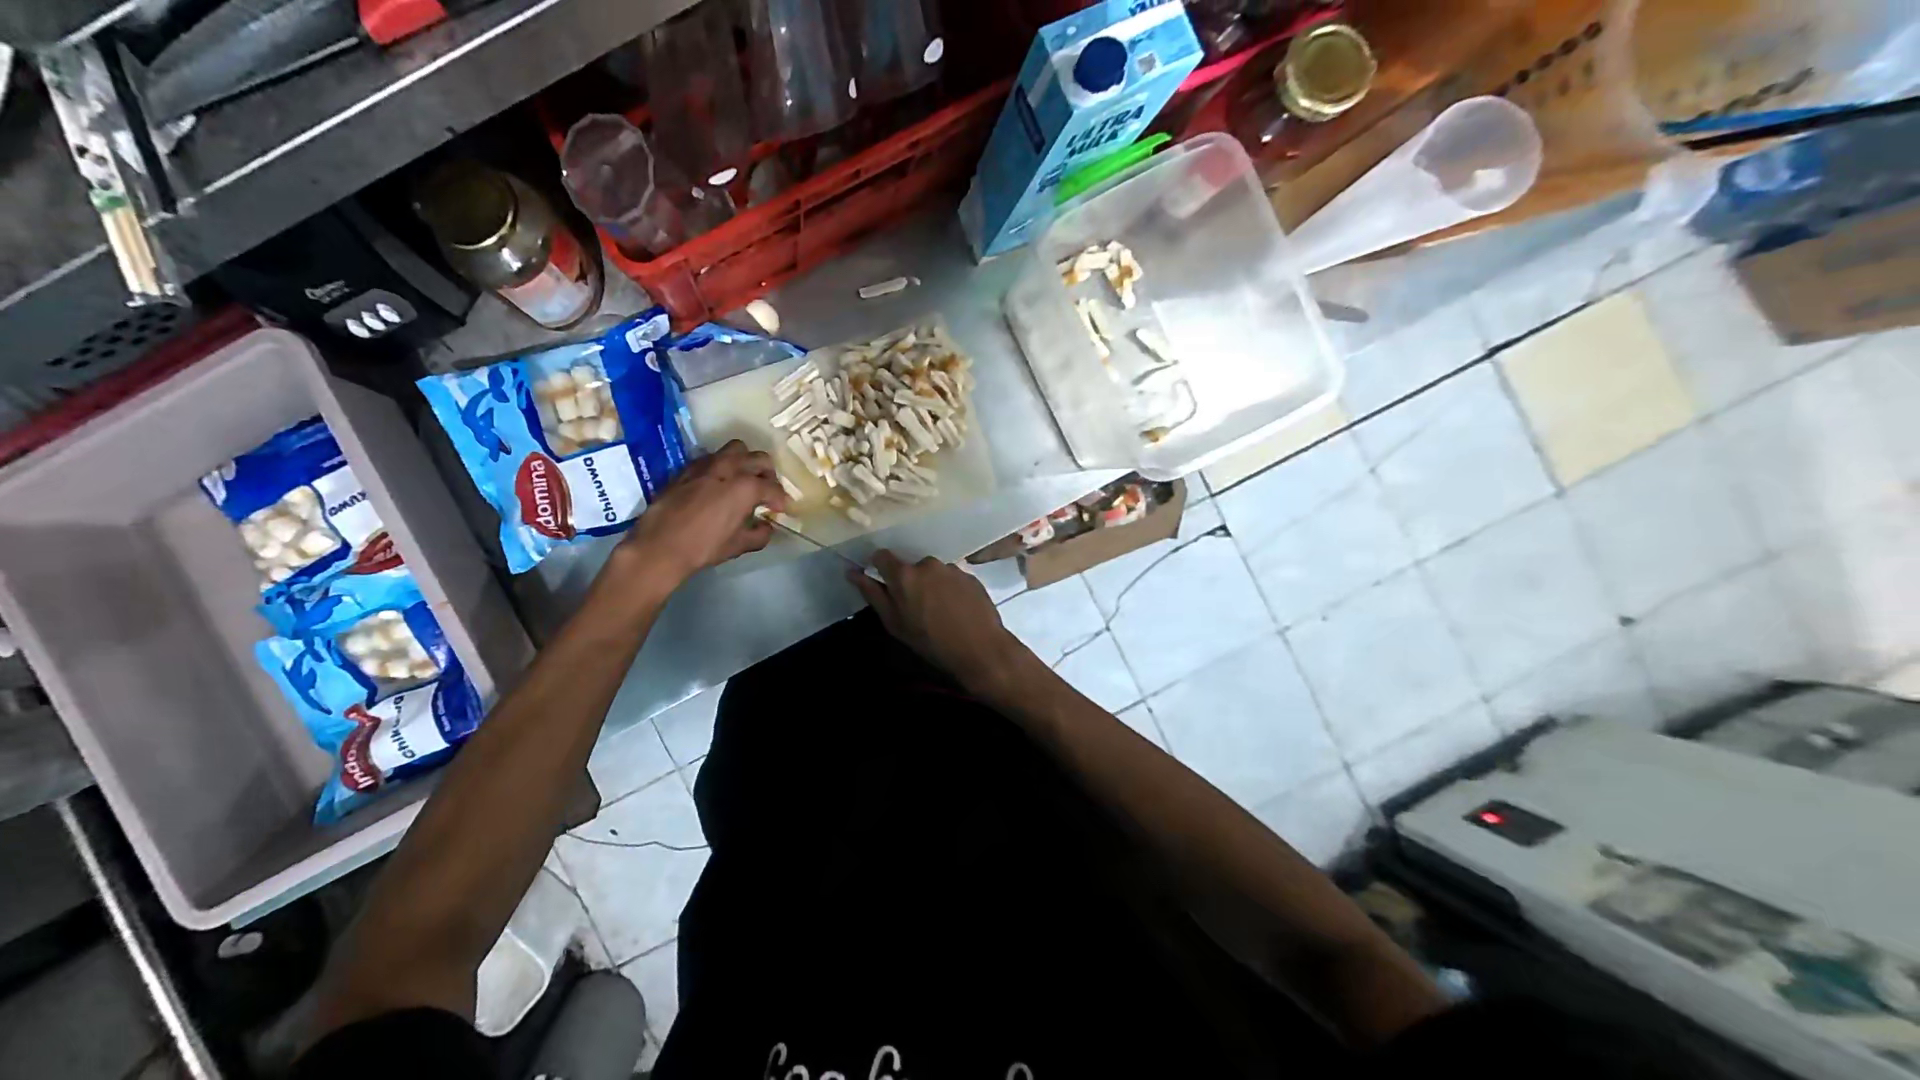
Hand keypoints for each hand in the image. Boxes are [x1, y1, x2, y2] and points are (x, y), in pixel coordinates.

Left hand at [610, 440, 786, 592]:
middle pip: (759, 459)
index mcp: (746, 487)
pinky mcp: (688, 468)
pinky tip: (718, 483)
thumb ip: (760, 534)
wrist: (659, 546)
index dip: (780, 500)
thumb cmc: (703, 547)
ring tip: (743, 479)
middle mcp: (729, 469)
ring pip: (736, 449)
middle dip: (768, 474)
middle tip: (765, 491)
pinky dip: (722, 465)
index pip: (773, 488)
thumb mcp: (739, 545)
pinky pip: (712, 457)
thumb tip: (766, 526)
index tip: (781, 509)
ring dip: (745, 461)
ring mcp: (706, 465)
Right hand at [848, 551, 1033, 693]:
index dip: (880, 568)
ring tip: (939, 612)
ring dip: (931, 586)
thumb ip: (873, 594)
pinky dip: (950, 590)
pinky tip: (955, 611)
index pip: (882, 556)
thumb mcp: (894, 623)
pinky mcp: (970, 576)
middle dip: (910, 582)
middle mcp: (928, 563)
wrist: (980, 648)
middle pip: (910, 567)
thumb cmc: (930, 641)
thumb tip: (853, 572)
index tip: (883, 584)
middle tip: (915, 608)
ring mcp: (952, 568)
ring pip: (933, 573)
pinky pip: (952, 579)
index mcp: (905, 574)